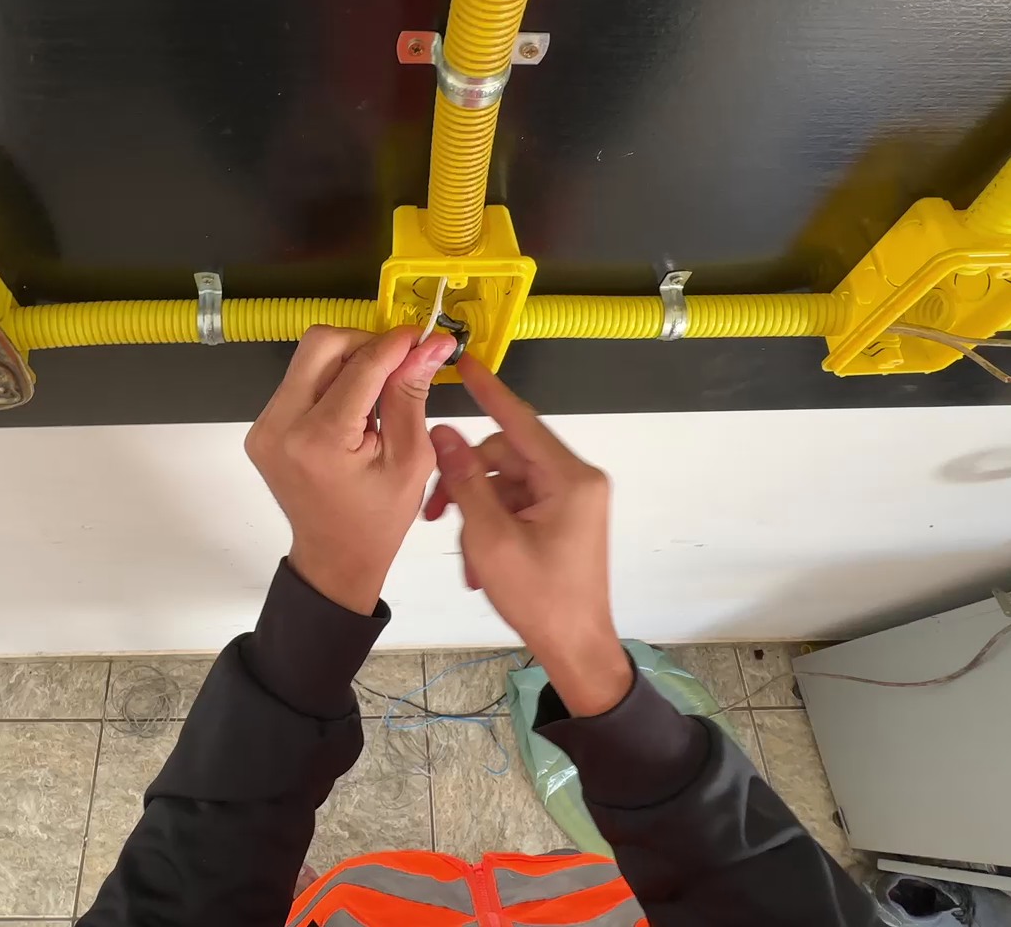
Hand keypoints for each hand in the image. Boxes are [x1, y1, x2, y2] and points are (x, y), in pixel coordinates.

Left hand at [246, 325, 457, 613]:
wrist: (334, 557)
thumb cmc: (378, 519)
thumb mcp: (411, 460)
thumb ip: (412, 395)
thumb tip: (431, 346)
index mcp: (320, 440)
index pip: (360, 366)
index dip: (395, 344)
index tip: (421, 336)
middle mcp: (280, 426)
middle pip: (320, 344)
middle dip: (364, 343)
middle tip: (396, 361)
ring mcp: (264, 426)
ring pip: (307, 358)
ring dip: (347, 361)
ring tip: (375, 393)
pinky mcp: (261, 427)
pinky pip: (298, 381)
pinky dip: (329, 381)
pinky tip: (352, 409)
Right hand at [423, 356, 630, 715]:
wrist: (575, 648)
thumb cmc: (540, 600)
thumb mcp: (490, 538)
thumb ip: (464, 480)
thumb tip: (443, 433)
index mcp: (570, 479)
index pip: (520, 419)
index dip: (488, 390)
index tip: (465, 361)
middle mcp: (576, 480)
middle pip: (505, 456)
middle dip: (467, 481)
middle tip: (434, 513)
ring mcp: (570, 498)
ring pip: (505, 480)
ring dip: (476, 509)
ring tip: (464, 554)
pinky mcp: (562, 515)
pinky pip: (516, 501)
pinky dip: (492, 522)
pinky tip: (478, 560)